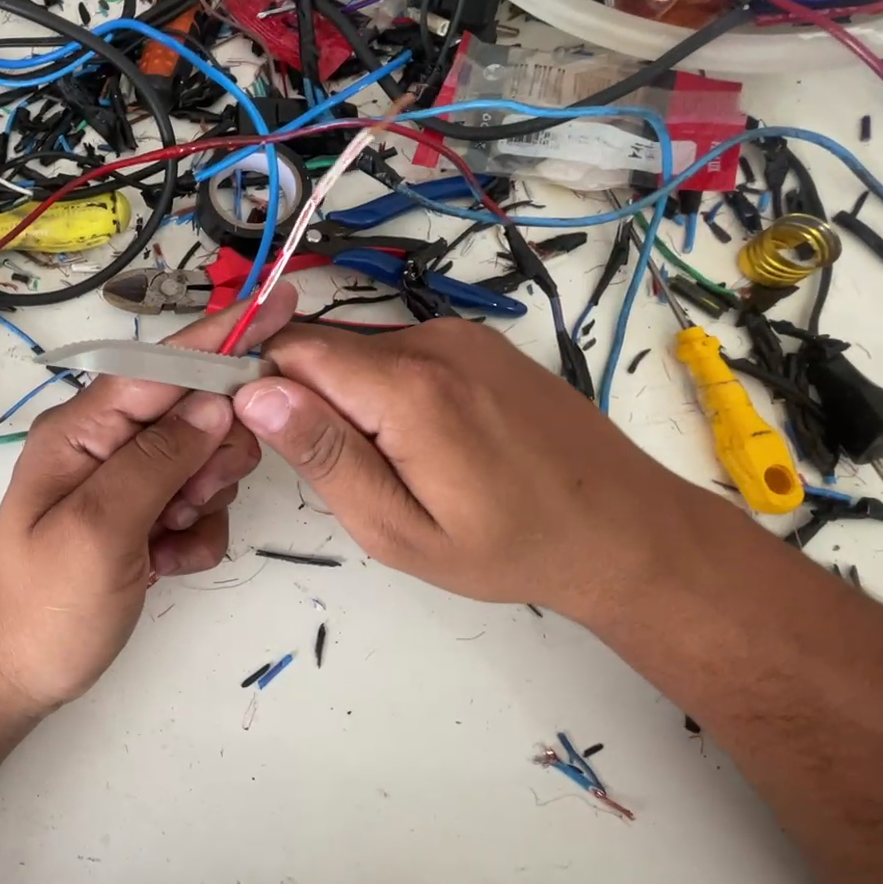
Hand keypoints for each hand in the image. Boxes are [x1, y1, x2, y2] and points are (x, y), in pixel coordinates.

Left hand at [0, 284, 300, 719]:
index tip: (283, 304)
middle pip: (193, 412)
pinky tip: (164, 564)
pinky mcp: (142, 518)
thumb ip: (156, 461)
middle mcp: (103, 445)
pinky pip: (198, 507)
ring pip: (204, 461)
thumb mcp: (98, 531)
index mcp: (80, 431)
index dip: (221, 336)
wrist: (20, 673)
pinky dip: (194, 536)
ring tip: (165, 540)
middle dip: (211, 454)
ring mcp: (124, 483)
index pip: (160, 367)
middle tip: (191, 500)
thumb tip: (213, 403)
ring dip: (202, 501)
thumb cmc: (45, 606)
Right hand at [230, 318, 725, 618]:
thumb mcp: (396, 527)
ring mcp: (460, 336)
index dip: (258, 383)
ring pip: (357, 352)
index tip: (263, 439)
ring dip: (344, 398)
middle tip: (332, 469)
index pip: (290, 349)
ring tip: (383, 463)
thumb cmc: (505, 547)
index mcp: (407, 388)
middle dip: (302, 398)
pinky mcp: (477, 343)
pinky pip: (397, 354)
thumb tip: (254, 393)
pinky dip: (381, 391)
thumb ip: (324, 455)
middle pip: (322, 349)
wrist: (628, 531)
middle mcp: (432, 341)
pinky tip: (417, 442)